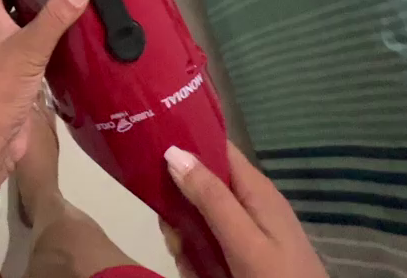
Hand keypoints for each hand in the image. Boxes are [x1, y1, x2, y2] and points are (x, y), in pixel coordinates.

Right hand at [162, 142, 327, 277]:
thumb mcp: (244, 242)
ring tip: (183, 260)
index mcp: (255, 189)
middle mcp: (252, 204)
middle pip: (202, 184)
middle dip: (180, 205)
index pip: (216, 146)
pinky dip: (199, 257)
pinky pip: (212, 245)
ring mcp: (250, 232)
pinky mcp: (247, 257)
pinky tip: (195, 273)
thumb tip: (172, 150)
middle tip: (169, 231)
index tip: (151, 149)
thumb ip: (211, 197)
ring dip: (186, 237)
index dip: (185, 142)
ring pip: (202, 218)